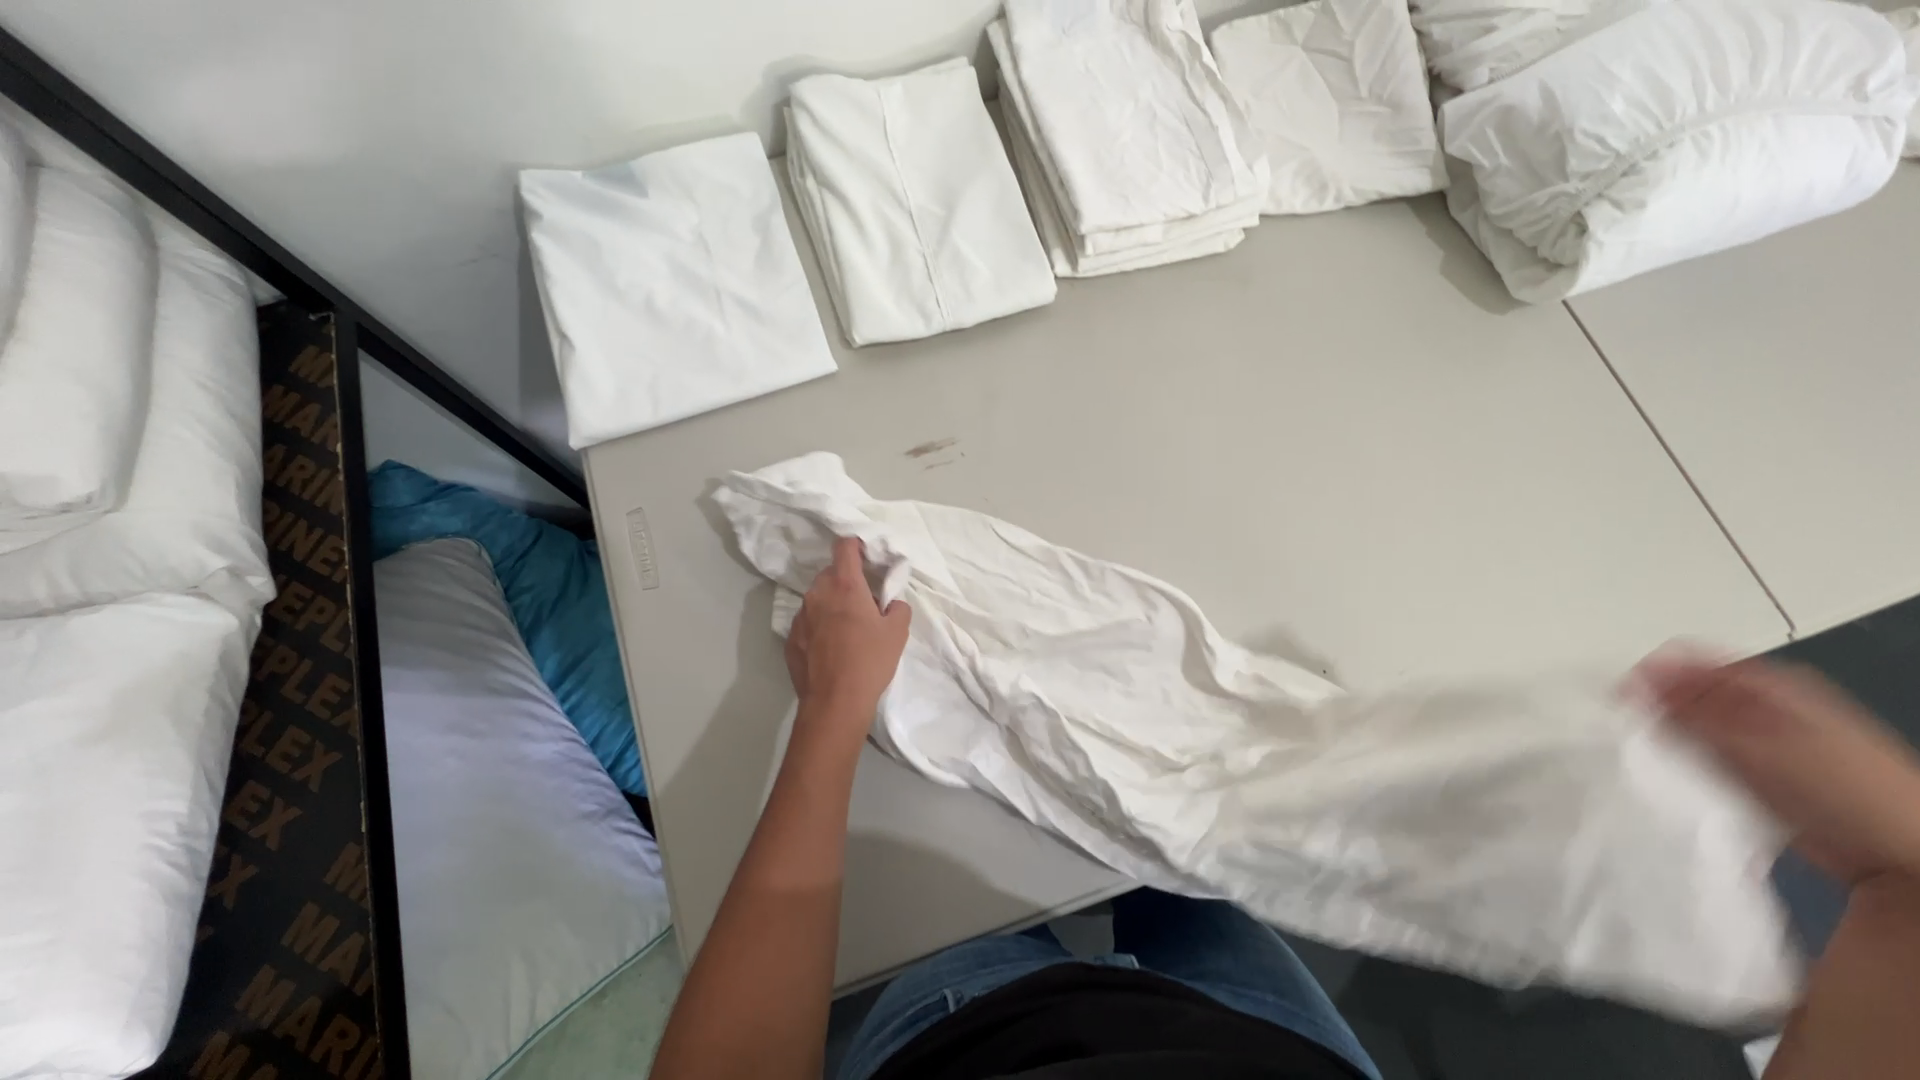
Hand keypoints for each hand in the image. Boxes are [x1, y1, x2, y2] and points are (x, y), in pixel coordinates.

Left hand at [785, 537, 910, 734]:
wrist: (835, 703)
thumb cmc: (870, 662)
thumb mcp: (897, 633)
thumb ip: (898, 608)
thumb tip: (891, 604)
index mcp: (845, 586)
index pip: (844, 548)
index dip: (856, 546)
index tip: (865, 555)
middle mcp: (817, 595)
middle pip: (831, 574)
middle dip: (847, 581)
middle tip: (864, 602)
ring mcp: (800, 617)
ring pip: (817, 599)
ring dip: (831, 604)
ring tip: (847, 629)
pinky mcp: (790, 639)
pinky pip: (807, 622)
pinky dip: (819, 626)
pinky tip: (831, 648)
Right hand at [1638, 652, 1919, 886]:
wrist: (1905, 857)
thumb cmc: (1843, 790)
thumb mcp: (1762, 744)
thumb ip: (1695, 712)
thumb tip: (1629, 683)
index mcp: (1770, 683)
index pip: (1687, 661)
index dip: (1647, 676)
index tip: (1615, 702)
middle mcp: (1763, 706)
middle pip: (1685, 694)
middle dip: (1654, 710)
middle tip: (1625, 735)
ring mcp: (1762, 742)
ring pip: (1691, 728)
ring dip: (1667, 741)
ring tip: (1644, 761)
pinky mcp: (1759, 776)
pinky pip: (1705, 760)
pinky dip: (1685, 766)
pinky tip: (1672, 782)